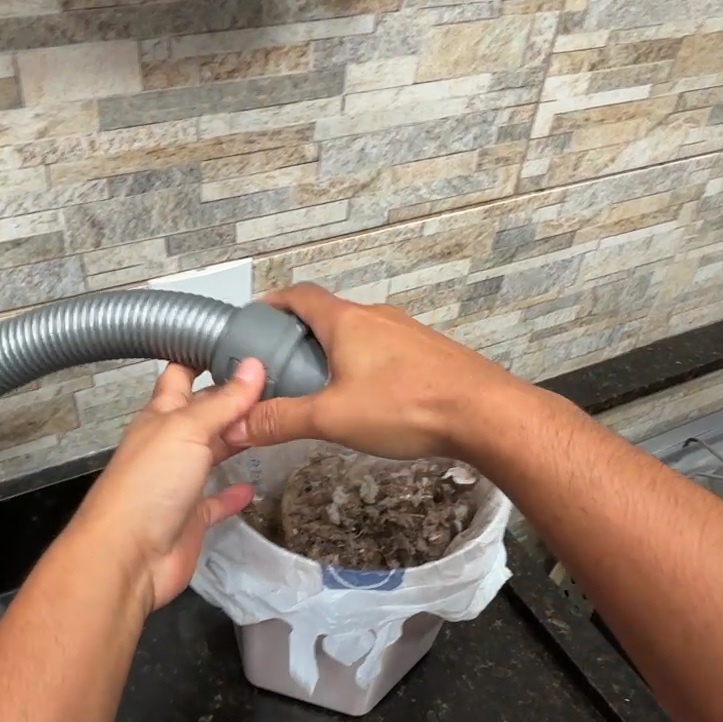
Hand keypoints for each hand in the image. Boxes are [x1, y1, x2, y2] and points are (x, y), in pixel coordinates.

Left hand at [62, 358, 264, 614]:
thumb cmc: (147, 485)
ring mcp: (179, 481)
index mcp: (161, 416)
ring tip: (272, 424)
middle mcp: (169, 444)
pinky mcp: (191, 517)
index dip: (202, 355)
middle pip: (204, 413)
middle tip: (274, 383)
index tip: (236, 339)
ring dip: (237, 440)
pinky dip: (233, 494)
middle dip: (232, 399)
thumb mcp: (187, 430)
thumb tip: (253, 364)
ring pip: (212, 452)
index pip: (180, 374)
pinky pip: (216, 501)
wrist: (127, 557)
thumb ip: (223, 401)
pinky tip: (252, 487)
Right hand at [232, 283, 522, 459]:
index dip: (274, 301)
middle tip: (281, 364)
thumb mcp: (332, 417)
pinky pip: (386, 350)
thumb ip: (282, 420)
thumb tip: (237, 426)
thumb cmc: (406, 406)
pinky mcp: (429, 353)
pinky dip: (365, 363)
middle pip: (329, 314)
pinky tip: (368, 396)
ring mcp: (407, 333)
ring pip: (359, 333)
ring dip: (335, 350)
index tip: (257, 316)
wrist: (484, 414)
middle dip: (301, 334)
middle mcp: (376, 317)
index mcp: (346, 321)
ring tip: (321, 384)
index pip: (300, 295)